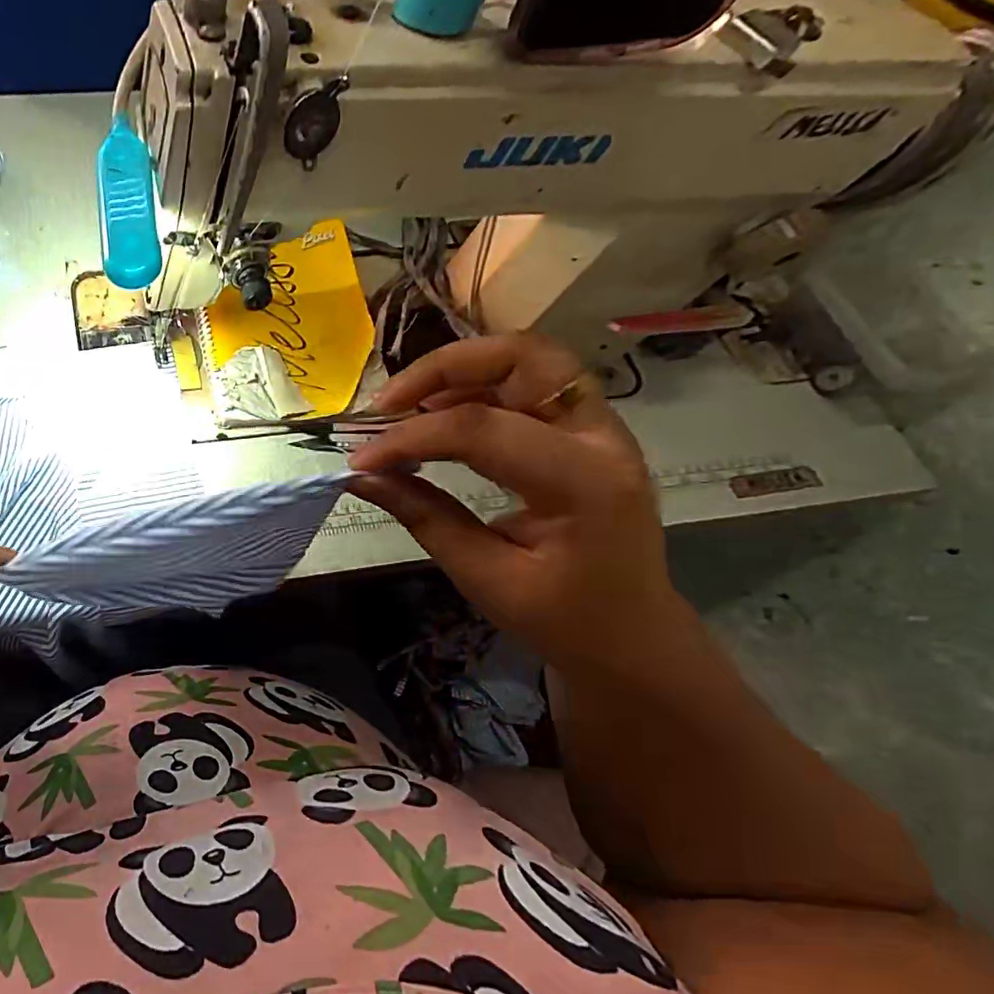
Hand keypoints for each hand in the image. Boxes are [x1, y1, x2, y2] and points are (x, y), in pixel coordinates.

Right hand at [348, 335, 689, 668]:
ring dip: (461, 371)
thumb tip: (363, 476)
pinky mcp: (588, 432)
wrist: (631, 636)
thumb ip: (425, 516)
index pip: (482, 430)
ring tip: (407, 407)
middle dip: (446, 367)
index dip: (411, 437)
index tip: (362, 460)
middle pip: (525, 357)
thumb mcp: (485, 578)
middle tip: (389, 403)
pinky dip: (479, 388)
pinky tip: (440, 415)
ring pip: (529, 360)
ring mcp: (601, 429)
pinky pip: (532, 385)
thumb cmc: (562, 620)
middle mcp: (601, 438)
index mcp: (583, 484)